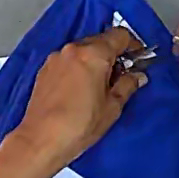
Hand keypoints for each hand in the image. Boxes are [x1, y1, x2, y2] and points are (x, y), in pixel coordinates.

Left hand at [10, 26, 144, 172]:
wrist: (39, 142)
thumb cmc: (81, 124)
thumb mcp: (113, 106)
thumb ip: (128, 85)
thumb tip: (138, 76)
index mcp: (94, 53)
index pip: (120, 35)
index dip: (134, 44)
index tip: (139, 58)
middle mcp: (73, 49)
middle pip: (101, 40)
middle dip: (113, 54)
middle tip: (121, 75)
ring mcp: (56, 58)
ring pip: (83, 50)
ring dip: (95, 60)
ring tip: (99, 84)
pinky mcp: (44, 70)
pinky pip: (69, 60)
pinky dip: (79, 67)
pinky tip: (80, 88)